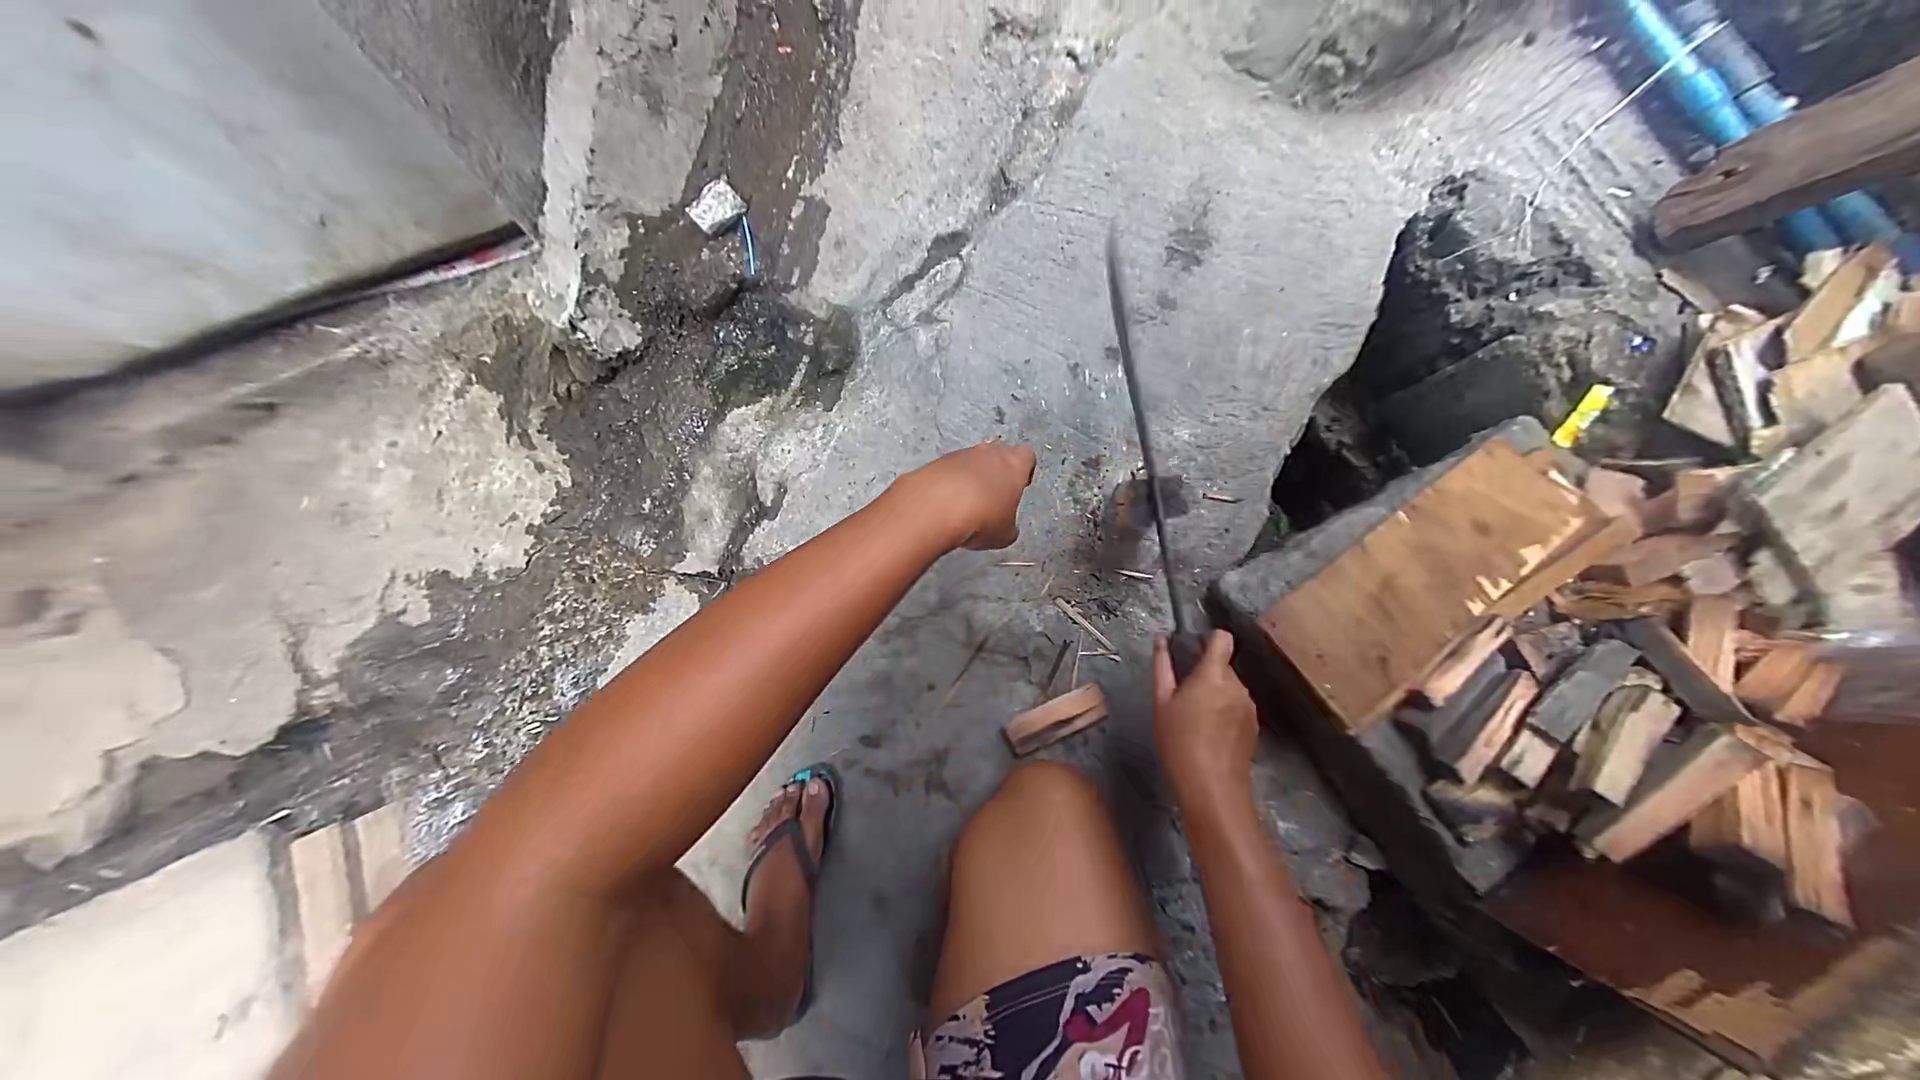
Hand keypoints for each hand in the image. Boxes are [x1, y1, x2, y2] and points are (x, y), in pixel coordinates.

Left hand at [895, 441, 1036, 549]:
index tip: (1018, 486)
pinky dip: (948, 485)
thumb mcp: (1004, 534)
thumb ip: (1009, 526)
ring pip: (970, 463)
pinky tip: (944, 506)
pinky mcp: (935, 462)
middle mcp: (988, 452)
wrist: (935, 508)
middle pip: (997, 456)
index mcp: (1014, 464)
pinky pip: (948, 472)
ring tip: (963, 507)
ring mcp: (960, 454)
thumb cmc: (982, 519)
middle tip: (990, 499)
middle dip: (995, 474)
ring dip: (969, 480)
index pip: (1026, 456)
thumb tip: (1006, 528)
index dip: (1024, 471)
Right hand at [1153, 630, 1258, 806]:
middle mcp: (1237, 685)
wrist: (1212, 788)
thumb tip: (1160, 640)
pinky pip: (1236, 705)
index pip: (1222, 638)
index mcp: (1214, 674)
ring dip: (1214, 692)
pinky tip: (1208, 732)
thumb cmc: (1179, 742)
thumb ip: (1162, 667)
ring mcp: (1249, 706)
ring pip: (1229, 686)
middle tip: (1181, 694)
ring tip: (1193, 717)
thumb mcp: (1161, 703)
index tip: (1190, 650)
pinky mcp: (1254, 726)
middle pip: (1222, 665)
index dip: (1207, 638)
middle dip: (1204, 672)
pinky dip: (1224, 710)